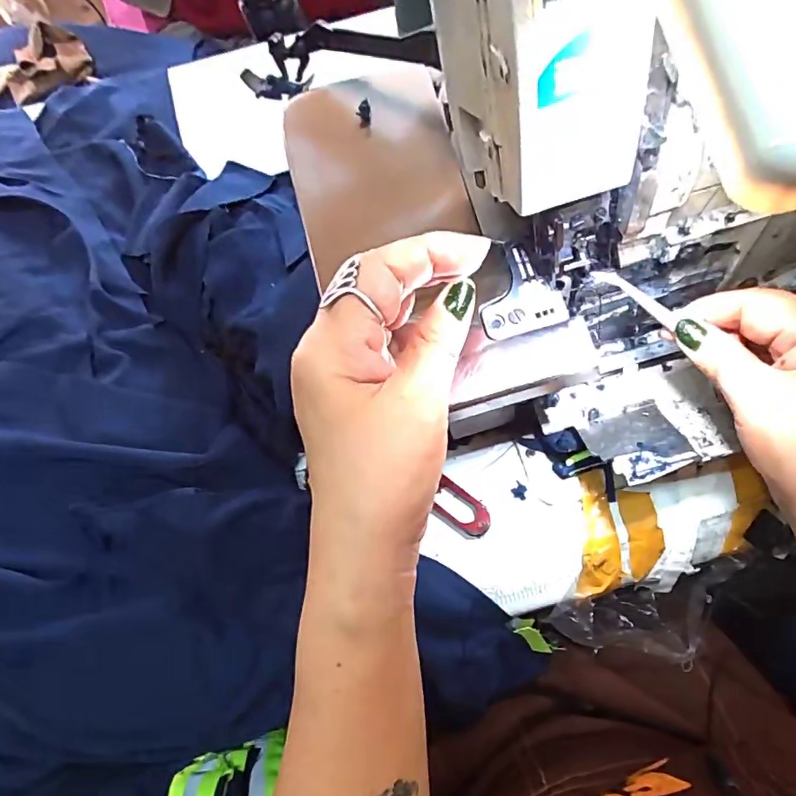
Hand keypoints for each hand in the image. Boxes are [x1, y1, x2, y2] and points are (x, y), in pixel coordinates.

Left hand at [291, 232, 489, 565]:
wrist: (365, 543)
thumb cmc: (382, 480)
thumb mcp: (419, 399)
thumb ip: (438, 339)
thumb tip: (457, 295)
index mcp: (328, 346)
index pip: (374, 272)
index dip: (424, 253)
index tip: (470, 252)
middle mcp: (323, 356)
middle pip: (372, 291)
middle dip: (423, 274)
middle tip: (472, 270)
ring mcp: (337, 380)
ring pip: (381, 323)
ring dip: (422, 309)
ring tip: (467, 304)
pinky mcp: (354, 401)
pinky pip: (385, 354)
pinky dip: (416, 343)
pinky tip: (447, 343)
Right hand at [672, 289, 795, 527]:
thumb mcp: (753, 398)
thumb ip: (719, 356)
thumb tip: (684, 328)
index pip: (759, 303)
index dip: (712, 310)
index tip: (670, 323)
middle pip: (766, 314)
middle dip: (720, 324)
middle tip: (676, 337)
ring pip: (769, 334)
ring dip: (731, 341)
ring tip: (693, 350)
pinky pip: (776, 355)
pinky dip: (746, 358)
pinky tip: (723, 366)